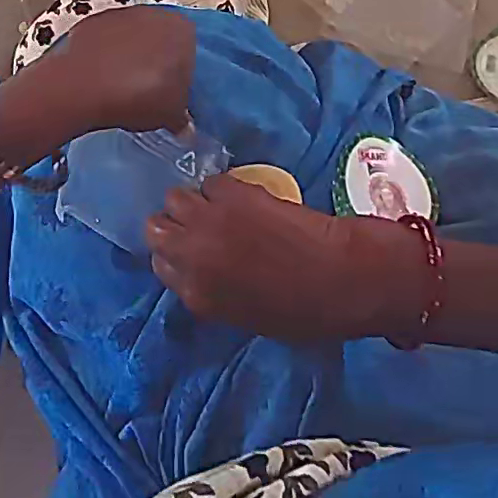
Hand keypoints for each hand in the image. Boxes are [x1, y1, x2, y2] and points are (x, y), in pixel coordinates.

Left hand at [19, 5, 194, 136]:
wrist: (82, 87)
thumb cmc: (139, 97)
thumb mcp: (171, 115)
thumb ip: (181, 117)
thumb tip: (184, 127)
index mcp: (182, 30)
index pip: (190, 50)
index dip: (181, 73)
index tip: (171, 92)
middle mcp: (154, 13)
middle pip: (161, 39)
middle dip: (155, 60)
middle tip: (148, 90)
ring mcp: (120, 14)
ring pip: (132, 37)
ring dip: (129, 55)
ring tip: (121, 87)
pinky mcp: (91, 21)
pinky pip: (106, 40)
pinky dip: (104, 54)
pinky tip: (99, 78)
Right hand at [146, 173, 423, 341]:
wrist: (341, 277)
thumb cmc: (303, 310)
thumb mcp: (244, 315)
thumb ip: (211, 290)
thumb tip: (201, 269)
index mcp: (196, 295)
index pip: (160, 264)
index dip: (176, 253)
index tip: (192, 248)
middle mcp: (192, 256)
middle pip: (156, 227)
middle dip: (175, 224)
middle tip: (202, 223)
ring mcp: (209, 220)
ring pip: (176, 197)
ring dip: (195, 201)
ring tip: (220, 206)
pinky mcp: (232, 192)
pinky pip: (212, 182)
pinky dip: (223, 188)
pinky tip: (244, 198)